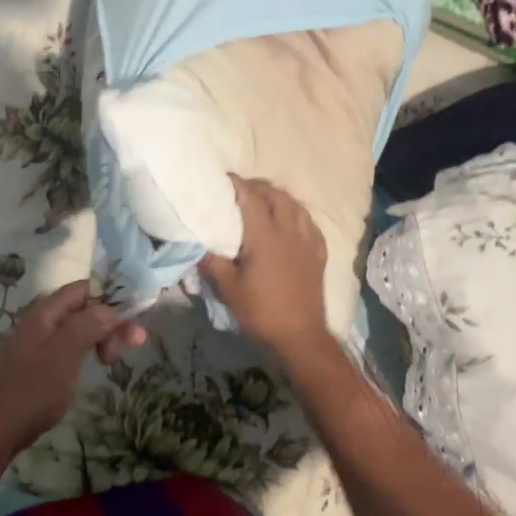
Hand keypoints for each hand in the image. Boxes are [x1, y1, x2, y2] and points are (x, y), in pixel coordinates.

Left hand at [0, 282, 146, 451]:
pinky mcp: (42, 361)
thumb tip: (111, 309)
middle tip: (134, 344)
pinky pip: (71, 345)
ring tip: (112, 361)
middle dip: (110, 321)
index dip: (109, 298)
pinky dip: (89, 349)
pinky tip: (97, 364)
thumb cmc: (34, 389)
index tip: (133, 318)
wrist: (1, 427)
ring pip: (79, 328)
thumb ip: (88, 325)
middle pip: (83, 308)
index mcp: (44, 312)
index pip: (82, 289)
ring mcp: (40, 342)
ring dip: (102, 336)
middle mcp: (41, 320)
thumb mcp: (65, 353)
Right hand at [199, 174, 329, 352]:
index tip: (223, 178)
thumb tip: (196, 243)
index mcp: (264, 236)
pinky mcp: (319, 254)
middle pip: (276, 195)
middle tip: (240, 190)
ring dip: (278, 197)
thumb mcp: (228, 287)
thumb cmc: (260, 311)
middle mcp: (289, 231)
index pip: (251, 197)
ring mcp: (307, 241)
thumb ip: (211, 261)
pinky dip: (297, 214)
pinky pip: (309, 223)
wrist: (300, 337)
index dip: (237, 183)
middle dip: (258, 186)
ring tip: (264, 201)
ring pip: (295, 206)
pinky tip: (291, 221)